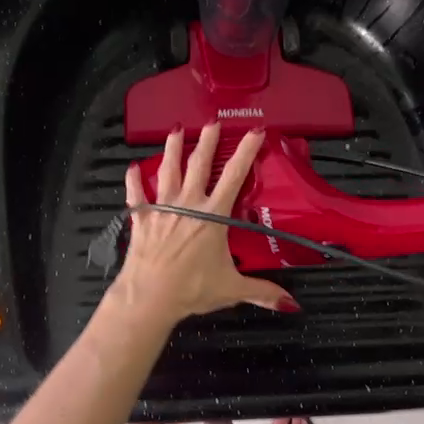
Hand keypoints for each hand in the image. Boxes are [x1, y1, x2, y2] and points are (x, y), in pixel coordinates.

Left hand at [112, 123, 294, 326]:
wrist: (149, 296)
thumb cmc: (191, 289)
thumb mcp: (231, 289)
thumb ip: (261, 291)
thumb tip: (290, 302)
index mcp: (213, 215)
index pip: (234, 175)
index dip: (246, 151)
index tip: (255, 130)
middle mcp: (188, 204)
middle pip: (199, 163)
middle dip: (208, 140)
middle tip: (213, 122)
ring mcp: (163, 208)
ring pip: (168, 170)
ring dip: (173, 149)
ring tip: (176, 130)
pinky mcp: (142, 218)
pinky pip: (137, 195)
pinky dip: (135, 181)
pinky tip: (132, 168)